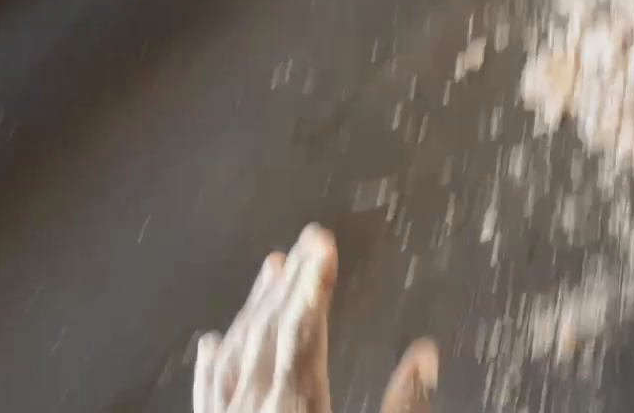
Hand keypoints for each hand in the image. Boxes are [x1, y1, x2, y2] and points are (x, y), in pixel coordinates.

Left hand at [194, 225, 439, 412]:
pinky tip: (211, 342)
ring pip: (235, 358)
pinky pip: (208, 398)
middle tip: (308, 238)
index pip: (304, 331)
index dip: (315, 282)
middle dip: (289, 283)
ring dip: (254, 310)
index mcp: (294, 412)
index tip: (325, 241)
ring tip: (269, 268)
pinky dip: (211, 364)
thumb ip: (402, 408)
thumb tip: (426, 352)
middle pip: (269, 335)